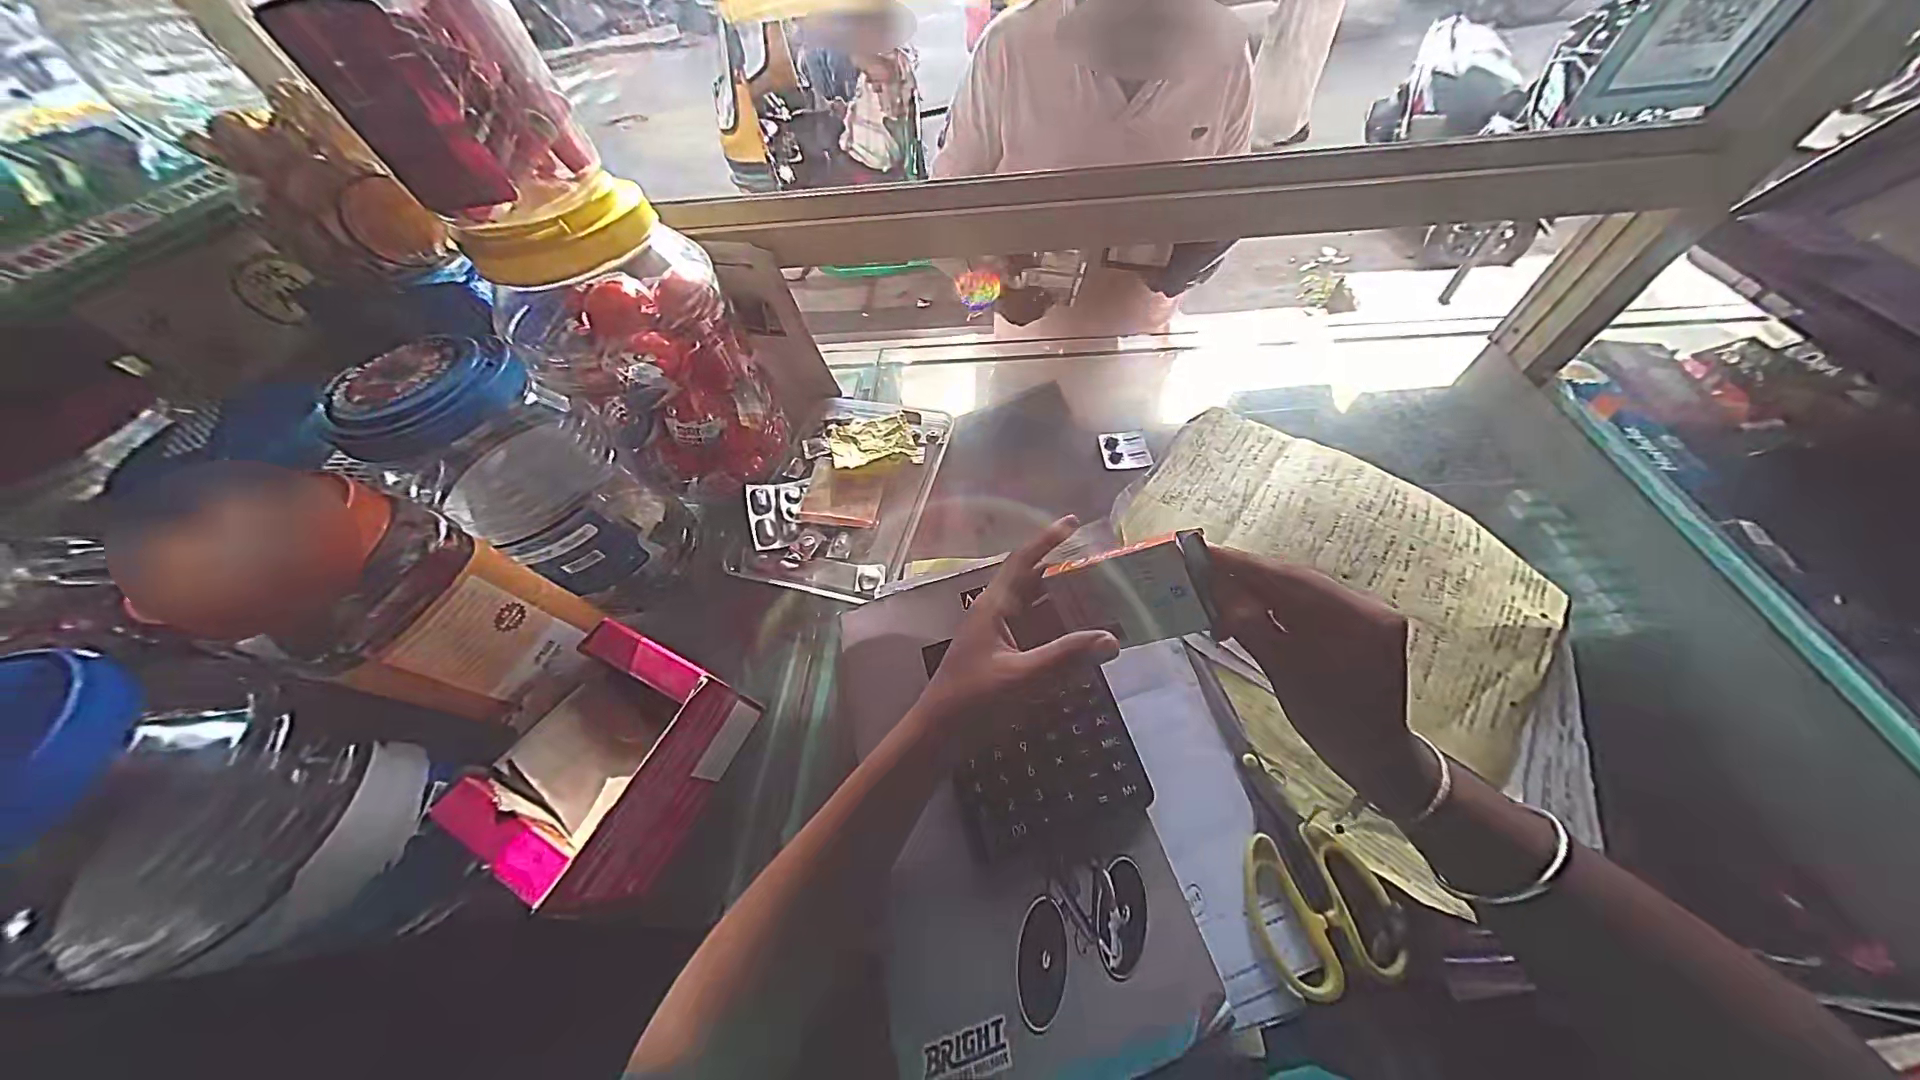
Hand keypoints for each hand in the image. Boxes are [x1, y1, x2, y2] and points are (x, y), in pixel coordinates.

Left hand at [917, 517, 1120, 736]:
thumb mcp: (1020, 679)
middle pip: (1034, 585)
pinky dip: (1058, 634)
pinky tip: (1080, 644)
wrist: (936, 737)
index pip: (1023, 563)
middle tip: (1102, 571)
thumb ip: (1064, 658)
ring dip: (1065, 607)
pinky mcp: (1001, 659)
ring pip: (1036, 612)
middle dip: (1065, 575)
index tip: (1072, 521)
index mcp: (993, 608)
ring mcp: (997, 638)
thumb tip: (1111, 639)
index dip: (1047, 540)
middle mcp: (995, 616)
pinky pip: (1035, 637)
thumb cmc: (970, 702)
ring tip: (1101, 602)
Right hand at [1207, 544, 1435, 817]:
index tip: (1203, 555)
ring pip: (1302, 590)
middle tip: (1204, 573)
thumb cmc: (1330, 723)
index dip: (1242, 564)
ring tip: (1221, 594)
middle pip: (1295, 579)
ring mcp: (1368, 613)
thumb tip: (1218, 590)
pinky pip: (1313, 604)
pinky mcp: (1361, 623)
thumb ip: (1251, 626)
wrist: (1376, 755)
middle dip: (1248, 576)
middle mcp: (1367, 606)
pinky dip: (1280, 604)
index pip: (1286, 578)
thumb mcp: (1284, 674)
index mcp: (1354, 618)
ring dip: (1261, 591)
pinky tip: (1253, 610)